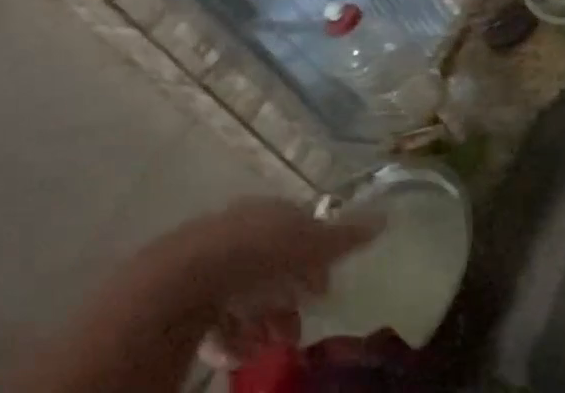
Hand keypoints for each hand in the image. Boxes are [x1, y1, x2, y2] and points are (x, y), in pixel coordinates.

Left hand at [145, 199, 384, 367]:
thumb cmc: (257, 256)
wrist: (180, 282)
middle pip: (271, 263)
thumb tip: (385, 218)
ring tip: (268, 345)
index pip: (300, 228)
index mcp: (268, 211)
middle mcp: (237, 227)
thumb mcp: (311, 245)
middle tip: (296, 323)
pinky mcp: (179, 293)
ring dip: (260, 320)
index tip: (324, 288)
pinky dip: (228, 336)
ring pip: (242, 292)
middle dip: (287, 295)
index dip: (317, 258)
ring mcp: (205, 258)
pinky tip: (235, 353)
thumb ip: (345, 236)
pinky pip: (211, 316)